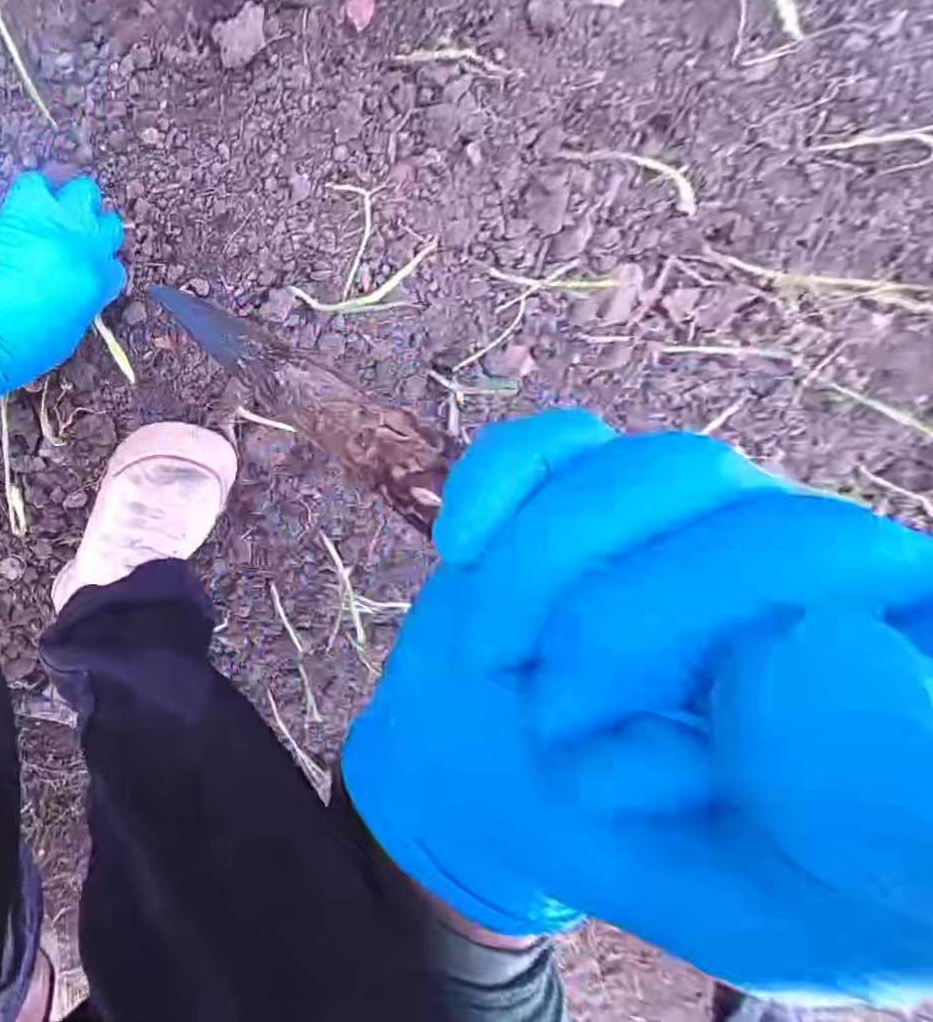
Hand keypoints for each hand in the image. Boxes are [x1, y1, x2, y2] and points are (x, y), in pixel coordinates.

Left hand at [0, 172, 126, 427]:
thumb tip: (79, 291)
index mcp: (100, 283)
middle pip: (107, 225)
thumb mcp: (68, 335)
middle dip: (91, 233)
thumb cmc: (20, 349)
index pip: (114, 266)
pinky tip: (24, 209)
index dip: (97, 269)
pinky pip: (35, 182)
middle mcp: (87, 248)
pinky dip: (33, 191)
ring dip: (70, 204)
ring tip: (52, 219)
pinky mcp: (24, 211)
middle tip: (70, 243)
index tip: (82, 273)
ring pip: (83, 192)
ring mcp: (58, 224)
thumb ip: (83, 305)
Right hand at [343, 410, 932, 1004]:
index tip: (683, 757)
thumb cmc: (644, 849)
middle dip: (619, 639)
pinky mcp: (570, 486)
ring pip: (647, 473)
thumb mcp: (781, 907)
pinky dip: (492, 487)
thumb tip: (821, 640)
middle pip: (776, 536)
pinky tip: (462, 548)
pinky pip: (545, 442)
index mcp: (926, 678)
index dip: (815, 696)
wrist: (495, 777)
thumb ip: (869, 824)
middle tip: (548, 718)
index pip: (914, 609)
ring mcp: (694, 511)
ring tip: (493, 653)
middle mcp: (829, 570)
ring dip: (532, 577)